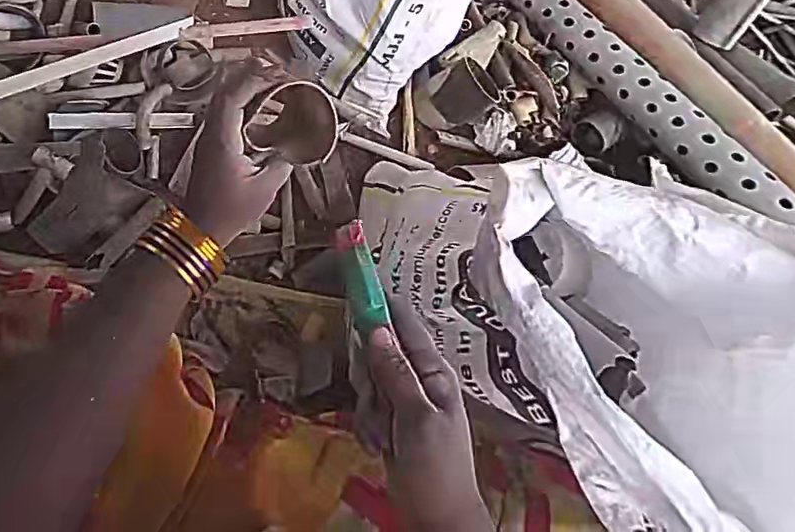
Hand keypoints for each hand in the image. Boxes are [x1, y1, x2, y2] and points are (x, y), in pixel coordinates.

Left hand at [181, 65, 292, 244]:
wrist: (200, 229)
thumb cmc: (228, 213)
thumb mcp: (265, 188)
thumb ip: (283, 160)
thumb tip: (298, 143)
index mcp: (222, 139)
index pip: (232, 96)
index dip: (256, 80)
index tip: (279, 76)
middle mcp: (211, 132)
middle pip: (226, 89)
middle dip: (253, 75)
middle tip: (279, 74)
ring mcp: (209, 136)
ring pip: (224, 98)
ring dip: (248, 85)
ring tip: (274, 83)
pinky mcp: (212, 142)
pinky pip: (226, 110)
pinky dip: (244, 100)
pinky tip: (262, 104)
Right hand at [364, 300, 492, 531]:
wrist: (437, 524)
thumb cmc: (437, 470)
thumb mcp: (416, 419)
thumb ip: (395, 373)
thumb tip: (376, 328)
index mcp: (433, 371)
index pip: (405, 323)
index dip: (382, 303)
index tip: (357, 286)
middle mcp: (417, 378)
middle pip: (378, 349)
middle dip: (369, 373)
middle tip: (373, 396)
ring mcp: (402, 400)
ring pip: (367, 378)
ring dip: (368, 405)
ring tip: (382, 432)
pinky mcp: (389, 420)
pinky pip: (366, 405)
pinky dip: (366, 424)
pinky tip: (378, 446)